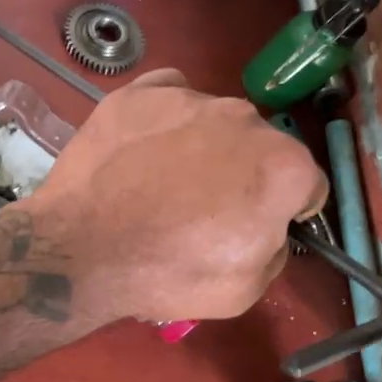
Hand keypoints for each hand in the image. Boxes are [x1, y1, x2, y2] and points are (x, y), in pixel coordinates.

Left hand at [24, 69, 326, 323]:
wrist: (78, 248)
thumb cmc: (166, 273)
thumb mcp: (246, 287)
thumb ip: (276, 245)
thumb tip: (266, 225)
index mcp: (284, 166)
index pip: (303, 185)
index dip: (280, 211)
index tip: (248, 228)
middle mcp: (243, 118)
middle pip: (257, 147)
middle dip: (240, 173)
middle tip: (199, 209)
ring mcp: (186, 98)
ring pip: (210, 120)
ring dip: (200, 143)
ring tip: (159, 180)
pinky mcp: (134, 93)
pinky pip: (166, 93)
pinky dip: (163, 114)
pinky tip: (144, 145)